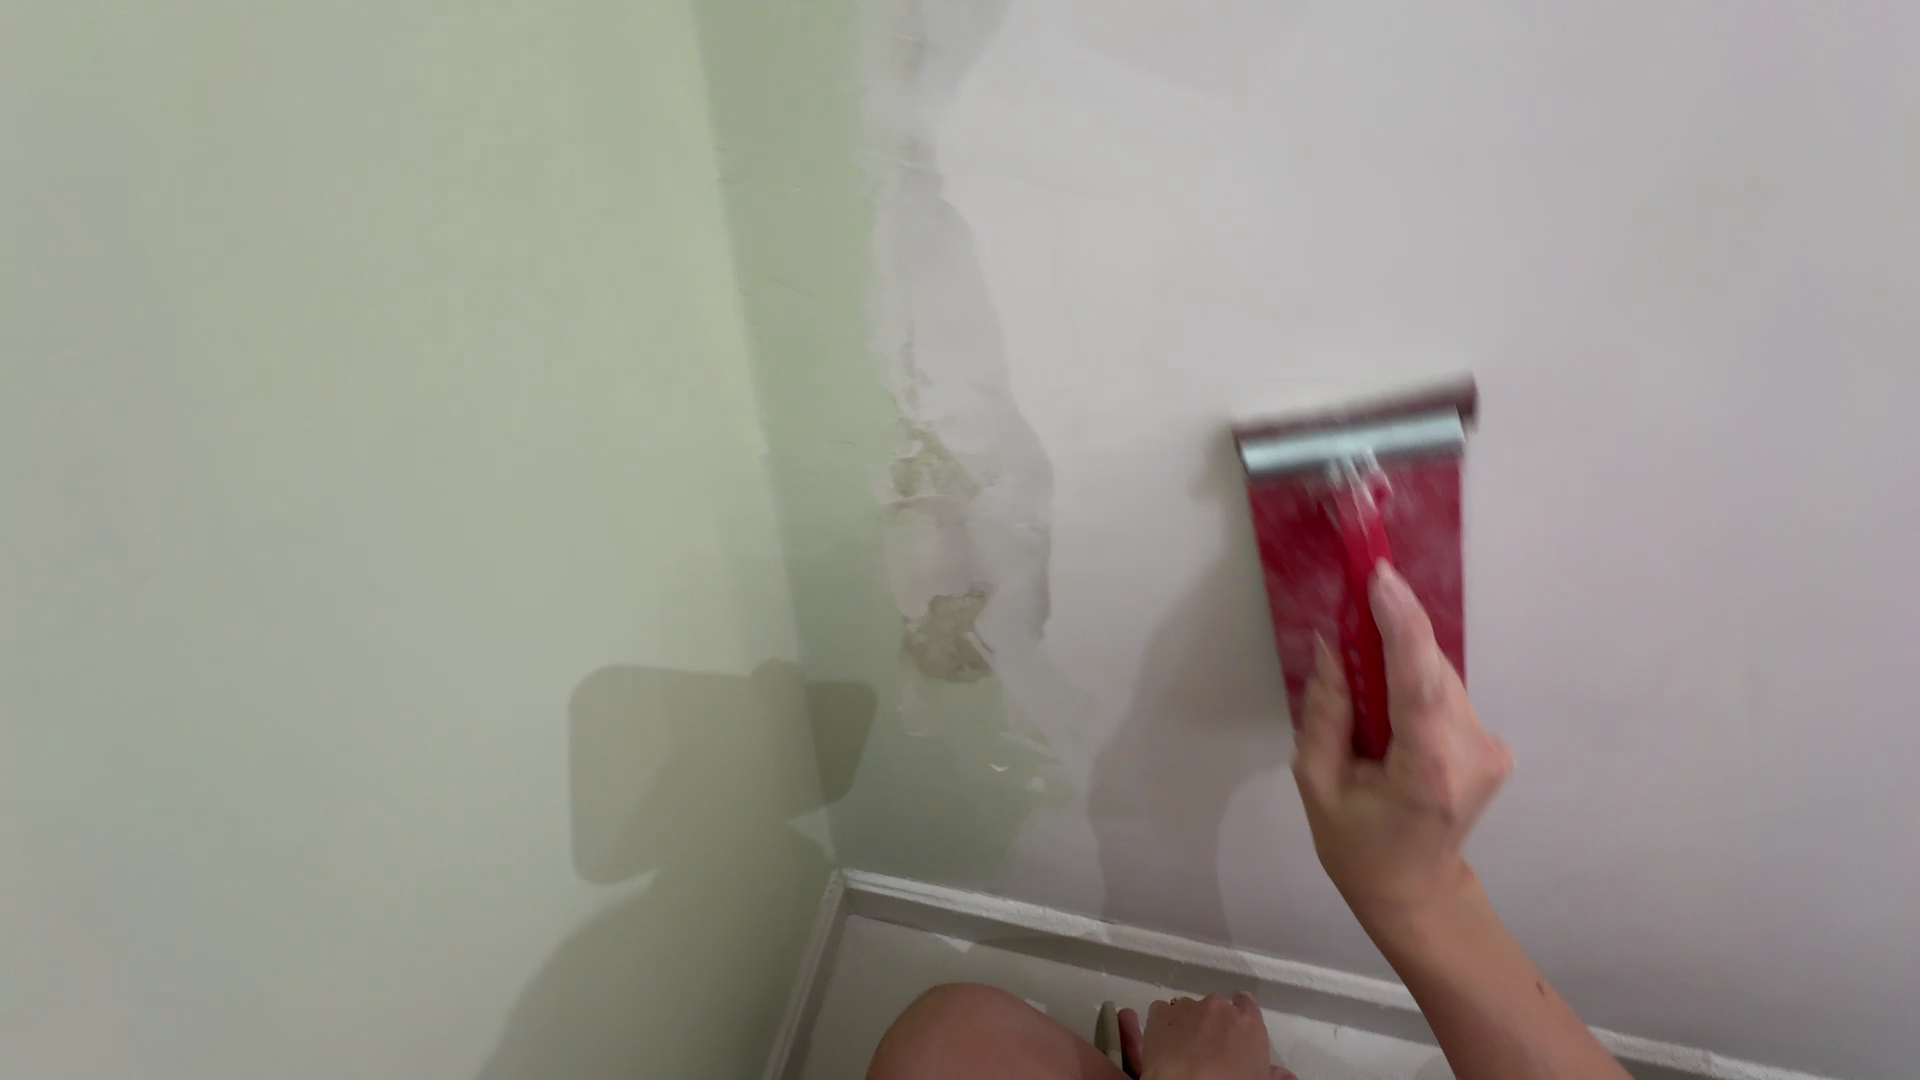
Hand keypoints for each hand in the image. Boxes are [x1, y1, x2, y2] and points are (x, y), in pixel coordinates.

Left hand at [1116, 993, 1296, 1079]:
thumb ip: (1274, 1076)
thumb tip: (1289, 1076)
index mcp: (1248, 1023)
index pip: (1248, 1005)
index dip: (1242, 1017)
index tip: (1238, 1033)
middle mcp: (1218, 1006)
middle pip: (1218, 1010)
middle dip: (1215, 1026)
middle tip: (1213, 1053)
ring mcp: (1186, 1006)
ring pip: (1191, 1010)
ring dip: (1191, 1025)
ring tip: (1188, 1052)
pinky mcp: (1159, 1013)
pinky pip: (1165, 1013)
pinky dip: (1166, 1026)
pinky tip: (1167, 1045)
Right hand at [1292, 562, 1513, 924]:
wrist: (1413, 889)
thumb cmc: (1355, 845)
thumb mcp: (1317, 781)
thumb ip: (1326, 711)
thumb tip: (1331, 647)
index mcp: (1428, 769)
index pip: (1418, 682)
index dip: (1401, 624)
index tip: (1379, 576)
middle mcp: (1473, 752)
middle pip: (1431, 669)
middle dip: (1392, 630)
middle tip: (1356, 593)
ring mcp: (1490, 748)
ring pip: (1438, 675)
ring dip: (1398, 653)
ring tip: (1358, 650)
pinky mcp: (1490, 743)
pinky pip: (1442, 690)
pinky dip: (1408, 674)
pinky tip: (1380, 685)